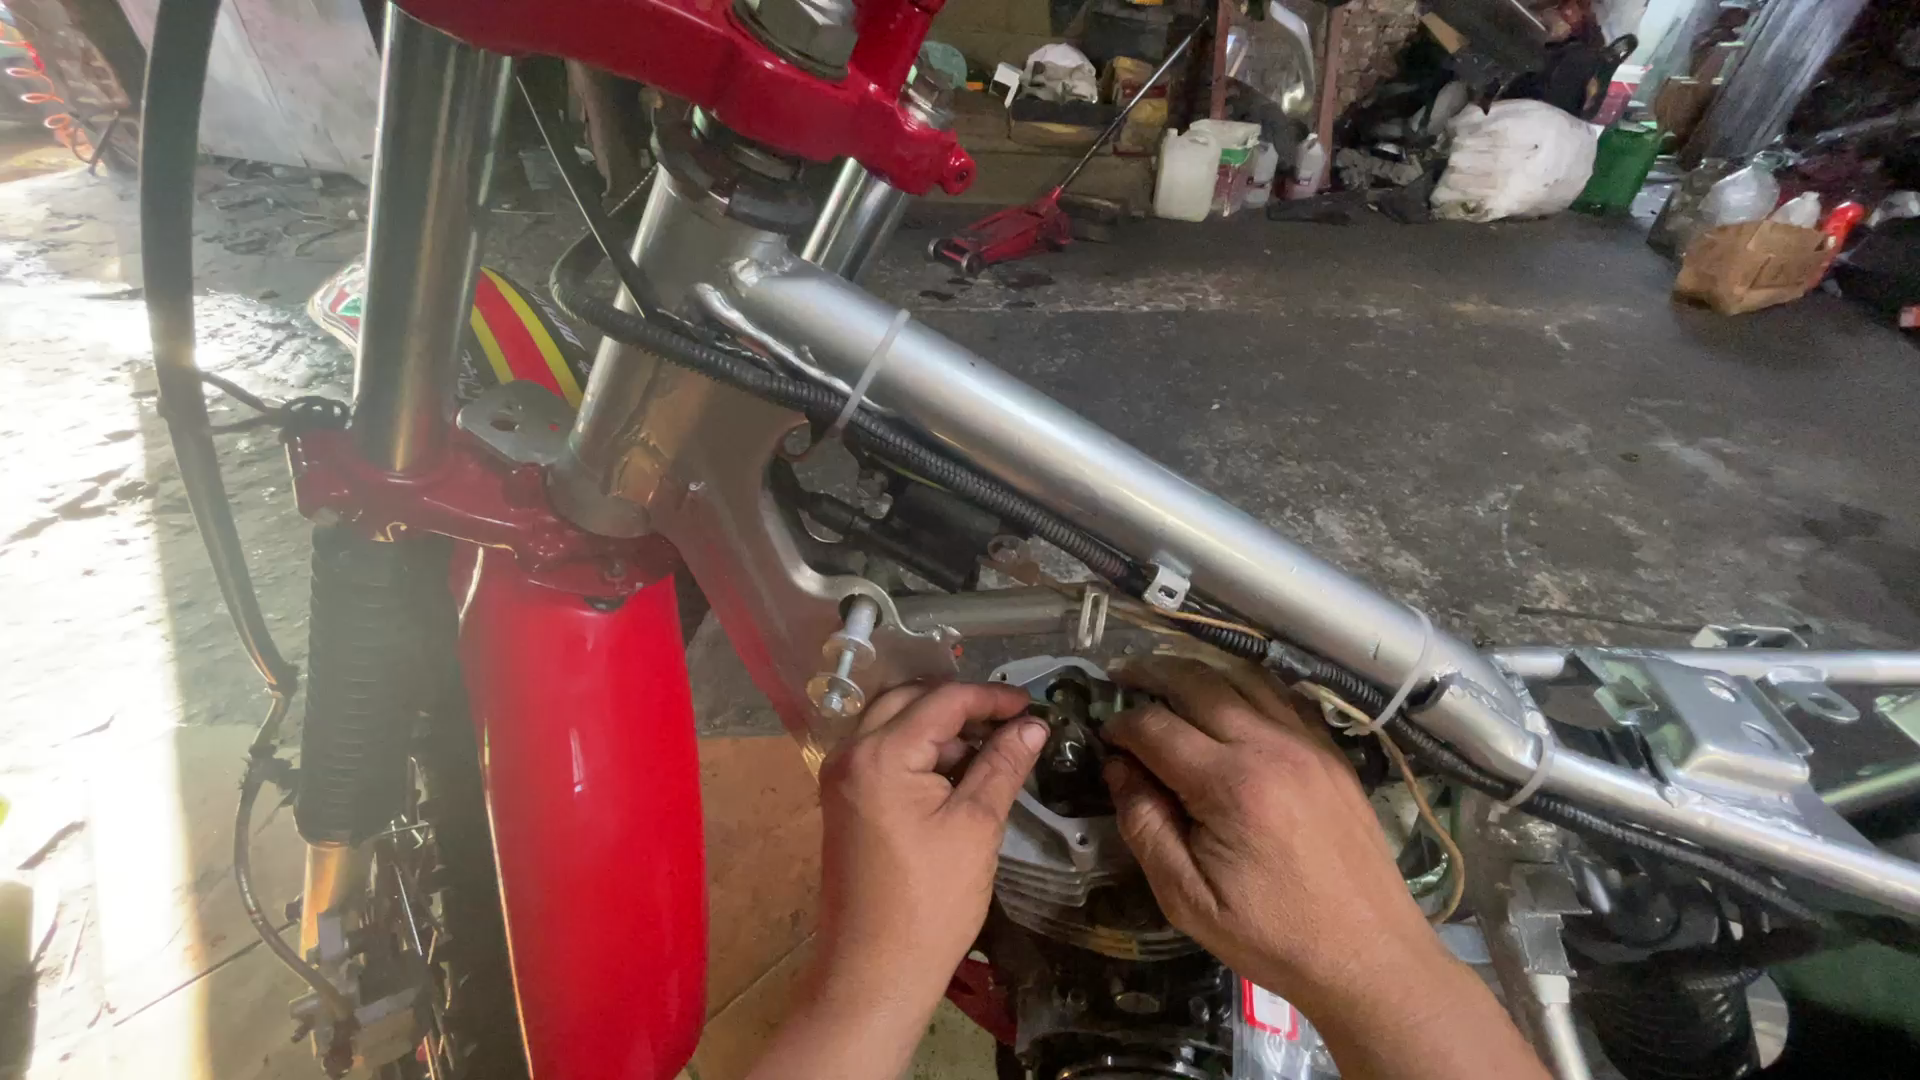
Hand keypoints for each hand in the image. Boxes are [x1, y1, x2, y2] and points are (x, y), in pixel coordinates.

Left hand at [812, 681, 1047, 1011]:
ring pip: (893, 720)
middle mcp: (851, 752)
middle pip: (910, 698)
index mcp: (881, 755)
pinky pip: (881, 749)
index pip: (943, 700)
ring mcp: (841, 775)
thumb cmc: (931, 903)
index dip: (991, 698)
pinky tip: (953, 771)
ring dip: (938, 724)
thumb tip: (1034, 725)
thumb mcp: (977, 826)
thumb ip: (1003, 765)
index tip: (1030, 706)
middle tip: (1006, 721)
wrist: (873, 975)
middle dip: (960, 703)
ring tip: (986, 748)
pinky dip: (917, 748)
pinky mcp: (843, 797)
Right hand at [1100, 657, 1444, 1013]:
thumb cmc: (1272, 936)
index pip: (1156, 727)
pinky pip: (1281, 696)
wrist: (1371, 960)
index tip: (1104, 737)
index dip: (1121, 726)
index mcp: (1231, 785)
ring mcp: (1307, 744)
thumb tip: (1118, 768)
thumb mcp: (1186, 898)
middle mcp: (1270, 747)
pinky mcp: (1331, 753)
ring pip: (1241, 677)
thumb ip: (1144, 825)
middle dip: (1150, 674)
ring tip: (1165, 679)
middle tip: (1122, 678)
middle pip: (1196, 682)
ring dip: (1196, 672)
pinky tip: (1226, 699)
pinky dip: (1244, 685)